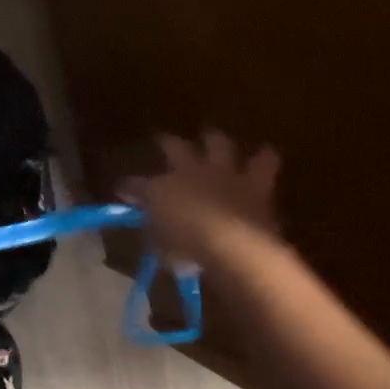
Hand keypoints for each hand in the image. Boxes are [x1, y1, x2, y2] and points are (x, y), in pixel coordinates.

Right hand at [119, 131, 279, 262]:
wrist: (235, 246)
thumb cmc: (188, 249)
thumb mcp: (160, 246)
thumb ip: (154, 230)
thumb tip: (151, 225)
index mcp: (158, 188)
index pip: (134, 184)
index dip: (128, 187)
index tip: (123, 191)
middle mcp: (188, 172)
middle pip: (174, 148)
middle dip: (168, 143)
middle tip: (165, 140)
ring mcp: (222, 173)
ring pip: (218, 144)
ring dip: (216, 140)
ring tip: (216, 138)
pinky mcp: (256, 181)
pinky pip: (264, 161)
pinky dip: (264, 158)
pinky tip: (266, 154)